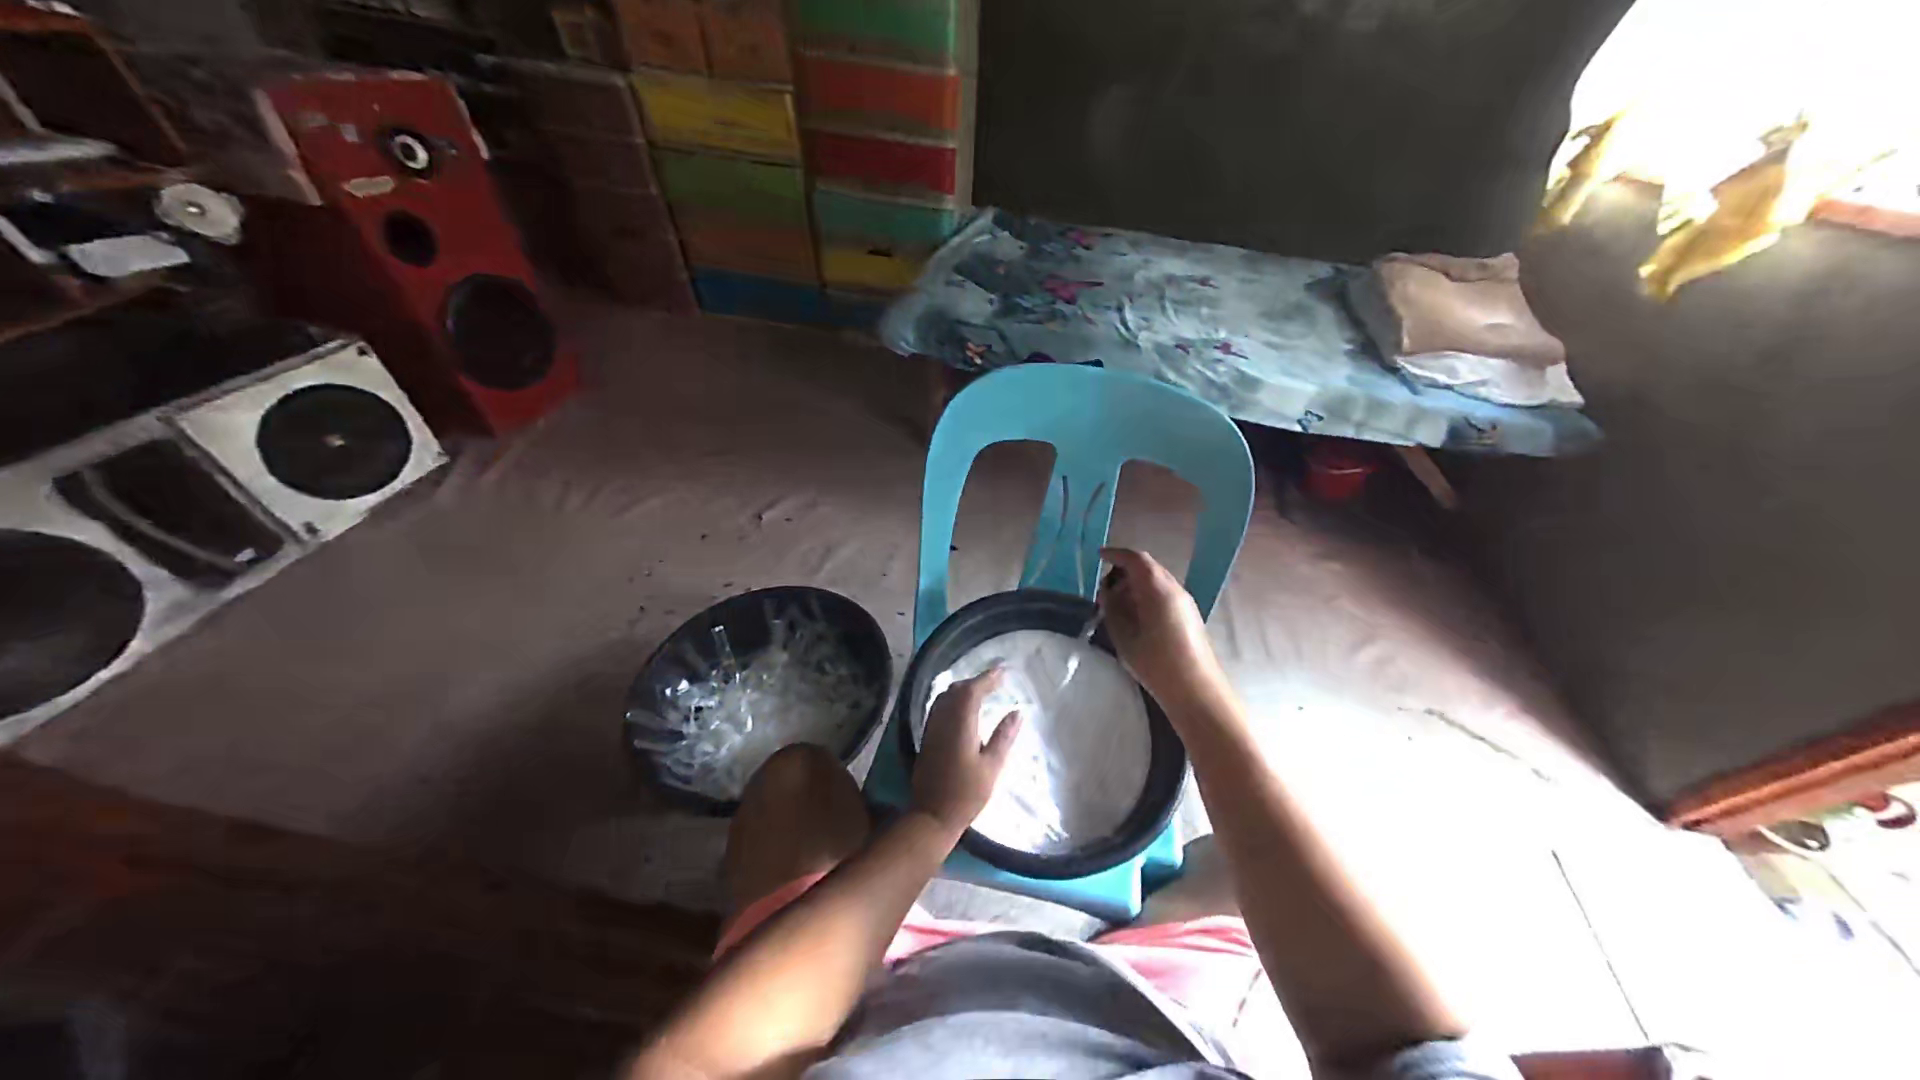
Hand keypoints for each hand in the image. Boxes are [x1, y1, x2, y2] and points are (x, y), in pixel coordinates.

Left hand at [910, 669, 1022, 835]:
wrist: (932, 815)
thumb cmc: (966, 794)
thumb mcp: (992, 767)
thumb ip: (1004, 737)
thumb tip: (1017, 712)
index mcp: (960, 724)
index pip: (972, 691)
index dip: (987, 678)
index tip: (1003, 672)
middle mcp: (942, 721)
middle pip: (956, 690)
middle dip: (975, 681)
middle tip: (995, 680)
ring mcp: (932, 728)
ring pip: (945, 697)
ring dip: (963, 689)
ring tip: (982, 690)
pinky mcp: (927, 737)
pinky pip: (939, 708)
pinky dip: (953, 700)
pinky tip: (963, 709)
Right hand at [1097, 547, 1231, 712]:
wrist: (1194, 688)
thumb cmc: (1155, 661)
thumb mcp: (1123, 634)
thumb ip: (1113, 607)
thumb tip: (1108, 592)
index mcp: (1156, 588)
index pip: (1135, 559)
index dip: (1116, 554)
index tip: (1099, 556)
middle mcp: (1174, 588)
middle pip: (1148, 567)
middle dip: (1125, 570)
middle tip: (1105, 587)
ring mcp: (1185, 601)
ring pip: (1157, 580)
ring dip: (1136, 584)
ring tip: (1118, 604)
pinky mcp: (1189, 614)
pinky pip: (1164, 593)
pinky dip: (1147, 595)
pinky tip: (1136, 616)